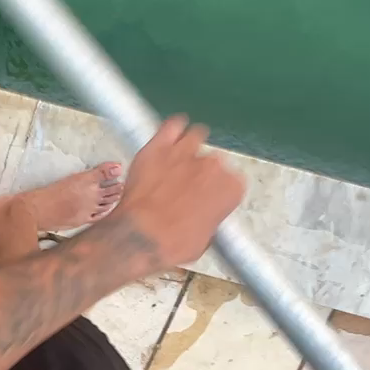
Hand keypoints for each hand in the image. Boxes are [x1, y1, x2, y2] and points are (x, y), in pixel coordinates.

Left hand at [102, 116, 243, 273]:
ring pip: (194, 136)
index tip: (204, 194)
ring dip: (187, 146)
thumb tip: (204, 218)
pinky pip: (172, 125)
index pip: (231, 180)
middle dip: (199, 170)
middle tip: (181, 184)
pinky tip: (169, 134)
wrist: (139, 237)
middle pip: (212, 159)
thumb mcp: (203, 240)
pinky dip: (172, 128)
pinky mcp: (159, 147)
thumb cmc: (170, 243)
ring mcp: (185, 152)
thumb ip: (210, 218)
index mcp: (231, 188)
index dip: (215, 187)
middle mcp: (214, 165)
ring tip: (175, 158)